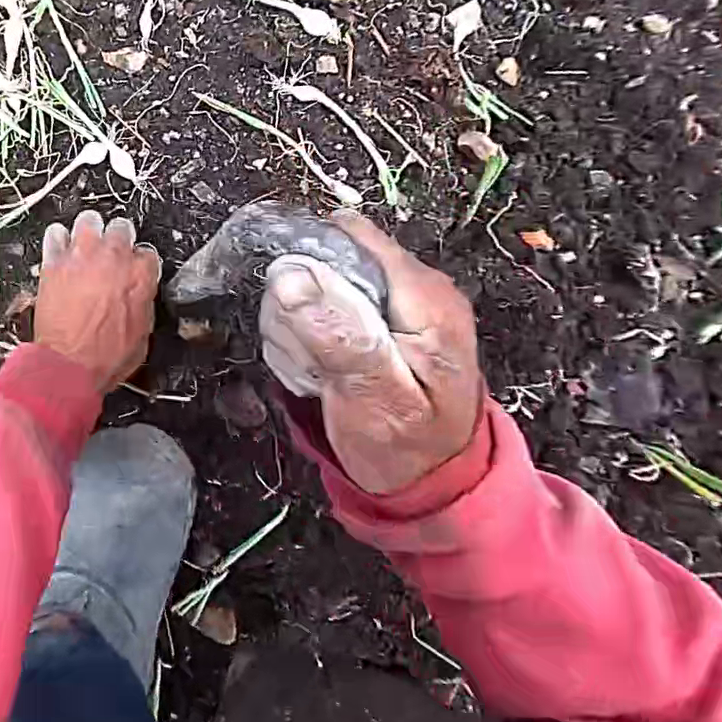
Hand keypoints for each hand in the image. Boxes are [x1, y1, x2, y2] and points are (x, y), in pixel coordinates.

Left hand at [35, 210, 161, 391]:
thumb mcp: (142, 331)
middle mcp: (114, 257)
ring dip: (90, 230)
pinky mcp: (54, 262)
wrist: (69, 367)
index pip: (147, 252)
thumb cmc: (106, 356)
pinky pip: (55, 234)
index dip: (138, 263)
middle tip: (111, 254)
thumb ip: (143, 301)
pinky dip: (58, 239)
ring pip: (89, 220)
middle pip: (121, 227)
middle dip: (118, 239)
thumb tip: (139, 294)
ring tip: (87, 243)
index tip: (131, 272)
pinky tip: (61, 249)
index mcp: (142, 273)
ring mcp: (82, 255)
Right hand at [259, 211, 484, 493]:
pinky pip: (320, 307)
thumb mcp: (375, 398)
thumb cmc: (407, 448)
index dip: (312, 266)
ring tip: (318, 374)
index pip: (350, 238)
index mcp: (423, 296)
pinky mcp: (375, 315)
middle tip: (313, 364)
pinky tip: (320, 372)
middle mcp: (411, 285)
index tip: (299, 316)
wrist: (429, 484)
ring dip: (299, 330)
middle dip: (302, 309)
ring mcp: (393, 299)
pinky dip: (307, 339)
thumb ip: (340, 337)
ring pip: (314, 284)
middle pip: (328, 259)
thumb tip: (292, 273)